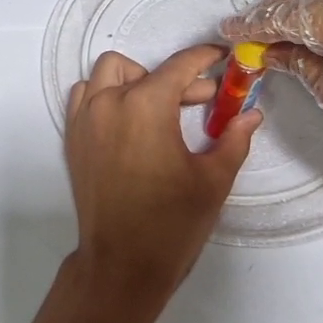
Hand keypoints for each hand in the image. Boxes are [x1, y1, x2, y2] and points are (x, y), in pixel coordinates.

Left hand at [64, 46, 262, 300]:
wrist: (122, 265)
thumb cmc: (172, 223)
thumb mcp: (212, 179)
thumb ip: (233, 139)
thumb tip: (250, 115)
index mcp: (146, 106)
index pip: (179, 66)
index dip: (204, 58)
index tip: (221, 57)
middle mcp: (109, 103)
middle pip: (143, 68)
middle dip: (175, 78)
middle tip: (202, 100)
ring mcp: (85, 119)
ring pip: (106, 74)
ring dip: (135, 80)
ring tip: (160, 108)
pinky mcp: (72, 138)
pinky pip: (85, 97)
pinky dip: (106, 95)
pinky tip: (130, 121)